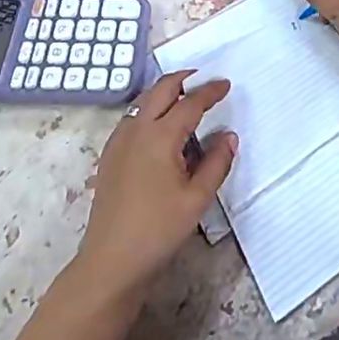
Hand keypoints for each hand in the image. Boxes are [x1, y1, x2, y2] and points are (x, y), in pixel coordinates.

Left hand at [74, 72, 236, 295]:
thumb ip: (216, 163)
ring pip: (144, 100)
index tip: (225, 84)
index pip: (190, 103)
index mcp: (160, 136)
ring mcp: (119, 140)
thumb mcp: (197, 199)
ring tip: (183, 98)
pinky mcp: (109, 153)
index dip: (209, 91)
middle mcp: (137, 129)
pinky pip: (132, 117)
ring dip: (165, 92)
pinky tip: (158, 126)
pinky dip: (149, 108)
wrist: (111, 260)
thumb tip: (228, 136)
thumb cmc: (158, 230)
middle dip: (184, 79)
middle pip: (162, 89)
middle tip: (202, 79)